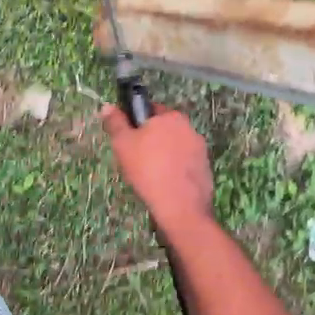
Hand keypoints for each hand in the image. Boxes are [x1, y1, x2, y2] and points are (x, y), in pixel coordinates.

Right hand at [99, 104, 213, 235]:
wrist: (181, 208)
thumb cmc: (148, 169)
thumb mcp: (123, 144)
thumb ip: (115, 123)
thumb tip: (108, 106)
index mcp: (171, 116)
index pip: (150, 110)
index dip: (136, 124)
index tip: (129, 140)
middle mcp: (189, 128)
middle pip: (163, 130)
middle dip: (151, 142)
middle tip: (136, 160)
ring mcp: (201, 151)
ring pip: (174, 149)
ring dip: (164, 157)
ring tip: (150, 177)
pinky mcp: (206, 171)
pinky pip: (184, 166)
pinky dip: (175, 172)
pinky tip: (165, 186)